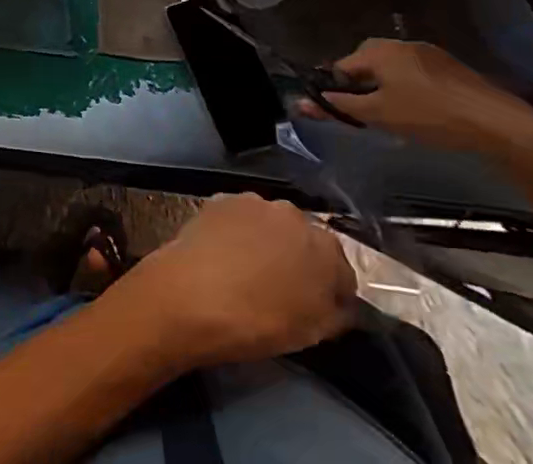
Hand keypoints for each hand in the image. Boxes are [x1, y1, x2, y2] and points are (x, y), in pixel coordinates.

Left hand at [107, 193, 357, 368]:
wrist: (191, 296)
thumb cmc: (258, 321)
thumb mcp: (311, 333)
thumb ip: (336, 314)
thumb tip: (340, 304)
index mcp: (326, 248)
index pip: (342, 271)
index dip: (333, 292)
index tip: (319, 308)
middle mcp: (294, 214)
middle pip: (304, 239)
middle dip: (298, 259)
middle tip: (281, 287)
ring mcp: (254, 202)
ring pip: (270, 225)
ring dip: (266, 241)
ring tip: (247, 268)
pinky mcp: (219, 200)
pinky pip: (238, 218)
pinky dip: (236, 232)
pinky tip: (223, 254)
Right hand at [298, 38, 532, 159]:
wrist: (496, 122)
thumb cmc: (428, 116)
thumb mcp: (378, 115)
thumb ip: (340, 106)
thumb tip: (302, 102)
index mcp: (379, 52)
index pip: (342, 66)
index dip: (336, 88)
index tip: (343, 111)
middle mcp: (400, 44)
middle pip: (366, 61)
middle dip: (360, 83)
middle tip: (366, 112)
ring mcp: (427, 53)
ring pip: (391, 66)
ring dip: (384, 84)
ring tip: (391, 112)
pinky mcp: (448, 66)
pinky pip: (413, 71)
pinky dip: (406, 86)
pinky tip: (418, 109)